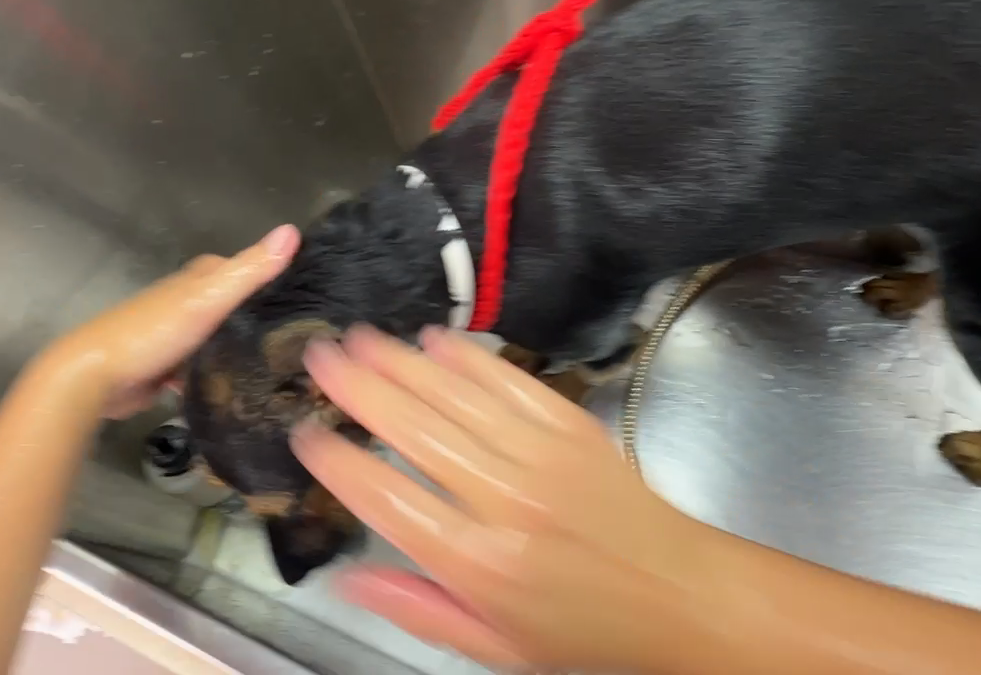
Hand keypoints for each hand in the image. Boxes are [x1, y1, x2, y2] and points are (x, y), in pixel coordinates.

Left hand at [44, 224, 298, 417]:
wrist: (95, 378)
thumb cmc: (154, 330)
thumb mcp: (209, 297)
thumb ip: (250, 270)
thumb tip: (293, 230)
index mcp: (203, 275)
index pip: (253, 270)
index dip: (281, 280)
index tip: (315, 300)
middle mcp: (193, 298)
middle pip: (242, 306)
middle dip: (267, 319)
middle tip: (307, 341)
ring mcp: (183, 332)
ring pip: (228, 337)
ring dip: (247, 348)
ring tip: (287, 367)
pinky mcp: (173, 365)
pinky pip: (210, 365)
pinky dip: (224, 373)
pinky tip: (248, 388)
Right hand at [291, 324, 716, 672]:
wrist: (675, 591)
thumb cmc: (578, 626)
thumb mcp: (493, 645)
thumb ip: (415, 607)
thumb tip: (345, 574)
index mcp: (480, 563)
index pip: (388, 501)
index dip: (340, 462)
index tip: (305, 432)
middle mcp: (505, 499)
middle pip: (415, 430)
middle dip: (359, 387)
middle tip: (320, 354)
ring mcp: (541, 452)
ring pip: (455, 395)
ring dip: (402, 361)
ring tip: (361, 337)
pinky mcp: (570, 422)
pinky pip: (508, 379)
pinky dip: (467, 356)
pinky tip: (433, 338)